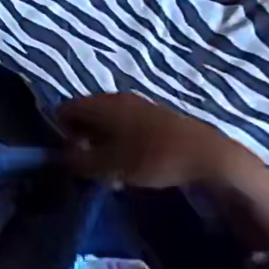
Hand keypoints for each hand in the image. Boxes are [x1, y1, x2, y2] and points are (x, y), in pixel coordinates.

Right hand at [57, 93, 268, 247]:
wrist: (208, 157)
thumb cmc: (152, 158)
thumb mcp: (108, 166)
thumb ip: (78, 160)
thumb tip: (60, 157)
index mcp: (103, 103)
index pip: (65, 108)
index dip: (59, 132)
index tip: (68, 157)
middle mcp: (118, 98)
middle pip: (86, 114)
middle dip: (80, 138)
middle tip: (87, 166)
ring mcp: (140, 106)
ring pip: (107, 122)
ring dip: (101, 143)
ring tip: (109, 170)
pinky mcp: (156, 118)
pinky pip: (126, 126)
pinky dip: (121, 143)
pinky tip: (131, 165)